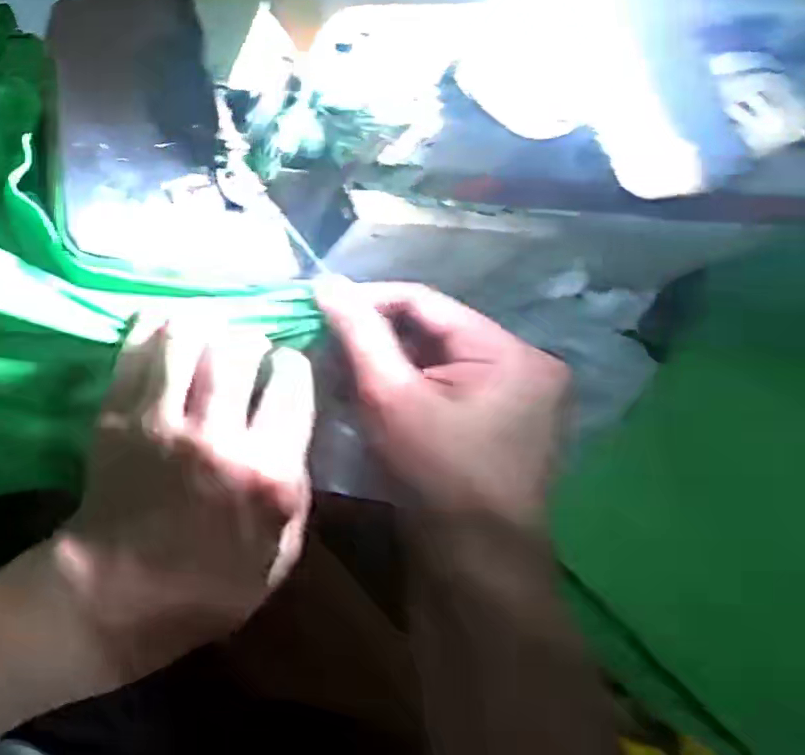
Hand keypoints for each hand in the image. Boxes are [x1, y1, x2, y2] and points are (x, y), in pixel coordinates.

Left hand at [44, 319, 315, 683]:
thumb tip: (290, 415)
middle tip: (242, 346)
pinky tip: (163, 322)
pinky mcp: (114, 410)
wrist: (120, 582)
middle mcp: (213, 434)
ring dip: (198, 324)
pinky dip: (152, 326)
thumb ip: (293, 477)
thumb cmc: (211, 581)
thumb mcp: (282, 547)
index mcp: (267, 472)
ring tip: (204, 327)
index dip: (290, 363)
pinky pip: (134, 349)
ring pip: (182, 336)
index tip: (283, 363)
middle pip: (235, 348)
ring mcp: (156, 417)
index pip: (290, 383)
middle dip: (246, 339)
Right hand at [314, 279, 569, 529]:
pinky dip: (397, 374)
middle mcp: (523, 363)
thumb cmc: (432, 468)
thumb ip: (356, 332)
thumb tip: (324, 282)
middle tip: (317, 339)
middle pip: (425, 324)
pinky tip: (363, 388)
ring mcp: (515, 390)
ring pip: (427, 349)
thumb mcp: (386, 393)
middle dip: (367, 330)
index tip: (310, 308)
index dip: (361, 298)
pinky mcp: (498, 412)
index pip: (420, 300)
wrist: (473, 551)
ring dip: (378, 353)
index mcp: (510, 353)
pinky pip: (437, 373)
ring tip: (333, 364)